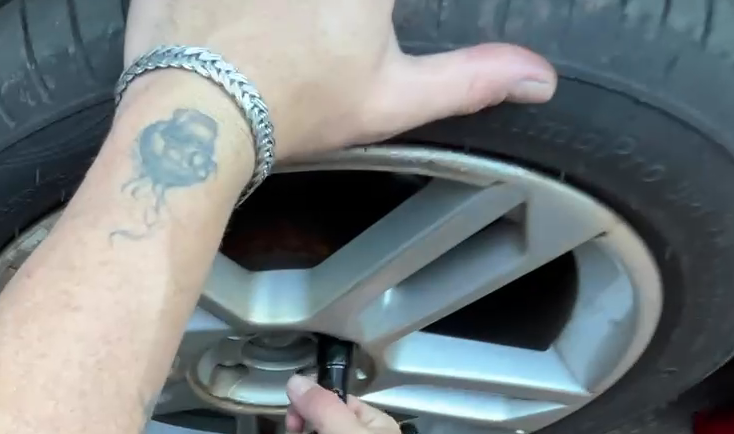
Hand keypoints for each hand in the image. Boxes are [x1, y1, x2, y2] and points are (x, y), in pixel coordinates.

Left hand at [123, 0, 557, 160]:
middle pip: (335, 3)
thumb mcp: (387, 102)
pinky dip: (217, 2)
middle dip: (325, 19)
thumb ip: (464, 81)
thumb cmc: (291, 110)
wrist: (194, 121)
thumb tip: (539, 79)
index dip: (375, 15)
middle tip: (317, 44)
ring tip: (280, 32)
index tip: (369, 28)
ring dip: (281, 10)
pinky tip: (231, 21)